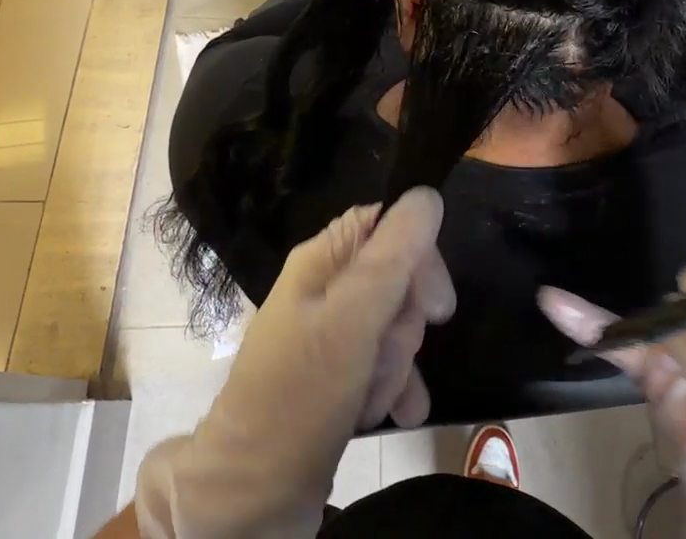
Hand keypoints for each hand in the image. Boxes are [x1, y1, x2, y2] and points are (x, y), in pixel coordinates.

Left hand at [143, 188, 454, 538]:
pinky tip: (394, 414)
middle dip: (405, 324)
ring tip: (374, 395)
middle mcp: (326, 290)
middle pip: (397, 279)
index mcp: (321, 261)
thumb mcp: (350, 320)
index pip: (387, 226)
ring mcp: (332, 336)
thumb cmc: (300, 395)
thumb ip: (392, 256)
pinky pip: (385, 365)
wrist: (253, 491)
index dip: (418, 260)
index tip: (433, 304)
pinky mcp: (339, 376)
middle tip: (385, 355)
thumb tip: (427, 194)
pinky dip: (394, 389)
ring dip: (397, 364)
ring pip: (395, 327)